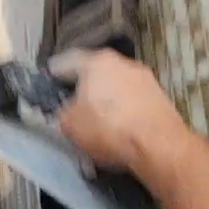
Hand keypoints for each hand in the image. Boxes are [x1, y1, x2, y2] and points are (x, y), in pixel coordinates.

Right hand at [46, 49, 189, 177]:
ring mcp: (145, 78)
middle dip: (82, 87)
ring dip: (105, 99)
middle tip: (71, 105)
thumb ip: (61, 112)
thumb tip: (67, 110)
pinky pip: (132, 100)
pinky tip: (118, 128)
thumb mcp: (68, 124)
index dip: (51, 79)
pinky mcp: (161, 97)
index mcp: (95, 61)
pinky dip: (123, 110)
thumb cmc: (108, 128)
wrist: (161, 148)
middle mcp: (121, 62)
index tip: (47, 91)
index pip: (64, 63)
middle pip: (93, 72)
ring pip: (115, 85)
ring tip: (96, 120)